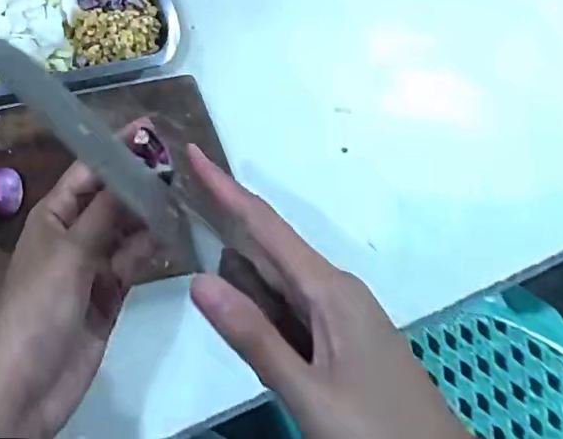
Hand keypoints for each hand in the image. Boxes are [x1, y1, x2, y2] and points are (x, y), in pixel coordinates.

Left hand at [0, 122, 156, 438]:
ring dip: (148, 212)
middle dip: (138, 180)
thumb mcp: (71, 253)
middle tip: (178, 160)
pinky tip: (174, 231)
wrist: (27, 383)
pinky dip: (150, 247)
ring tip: (184, 190)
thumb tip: (132, 169)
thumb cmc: (39, 306)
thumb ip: (105, 214)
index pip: (88, 171)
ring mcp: (92, 264)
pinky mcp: (109, 295)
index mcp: (53, 214)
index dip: (116, 150)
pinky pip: (132, 262)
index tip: (149, 129)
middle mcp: (73, 232)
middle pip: (109, 199)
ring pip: (125, 229)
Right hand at [186, 146, 468, 438]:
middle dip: (225, 221)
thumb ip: (255, 339)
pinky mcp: (344, 345)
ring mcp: (342, 320)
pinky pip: (290, 308)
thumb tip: (198, 280)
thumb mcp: (312, 397)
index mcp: (330, 291)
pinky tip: (239, 308)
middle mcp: (336, 293)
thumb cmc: (383, 437)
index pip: (264, 225)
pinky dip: (259, 302)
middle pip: (267, 249)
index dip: (224, 187)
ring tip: (197, 246)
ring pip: (277, 282)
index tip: (192, 151)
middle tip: (179, 196)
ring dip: (239, 267)